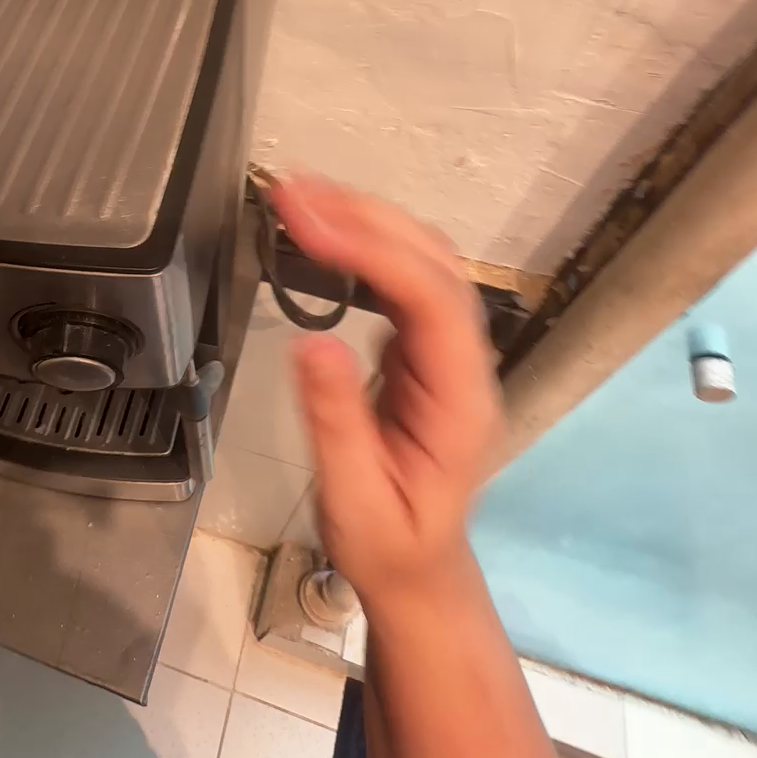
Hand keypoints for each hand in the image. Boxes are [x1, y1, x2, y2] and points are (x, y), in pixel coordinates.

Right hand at [271, 175, 505, 606]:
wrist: (416, 566)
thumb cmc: (388, 542)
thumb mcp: (356, 496)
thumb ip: (337, 420)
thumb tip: (310, 339)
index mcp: (460, 397)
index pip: (430, 299)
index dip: (372, 252)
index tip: (307, 226)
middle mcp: (464, 361)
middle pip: (432, 264)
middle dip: (365, 216)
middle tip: (292, 190)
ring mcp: (445, 352)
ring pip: (419, 263)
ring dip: (363, 220)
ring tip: (299, 197)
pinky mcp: (419, 350)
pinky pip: (399, 281)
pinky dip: (361, 246)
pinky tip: (322, 234)